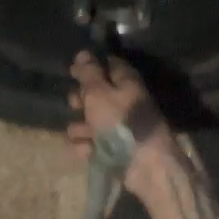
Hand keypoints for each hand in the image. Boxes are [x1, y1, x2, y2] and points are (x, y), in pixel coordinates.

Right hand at [67, 52, 172, 192]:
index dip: (89, 67)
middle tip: (75, 104)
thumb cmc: (121, 123)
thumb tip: (82, 53)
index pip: (108, 66)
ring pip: (90, 123)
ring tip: (79, 133)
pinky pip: (92, 145)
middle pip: (96, 95)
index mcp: (126, 83)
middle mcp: (123, 103)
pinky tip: (86, 150)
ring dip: (80, 128)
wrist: (146, 165)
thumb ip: (88, 74)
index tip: (72, 70)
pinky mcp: (113, 151)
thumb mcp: (100, 93)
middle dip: (81, 100)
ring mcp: (118, 129)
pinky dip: (87, 148)